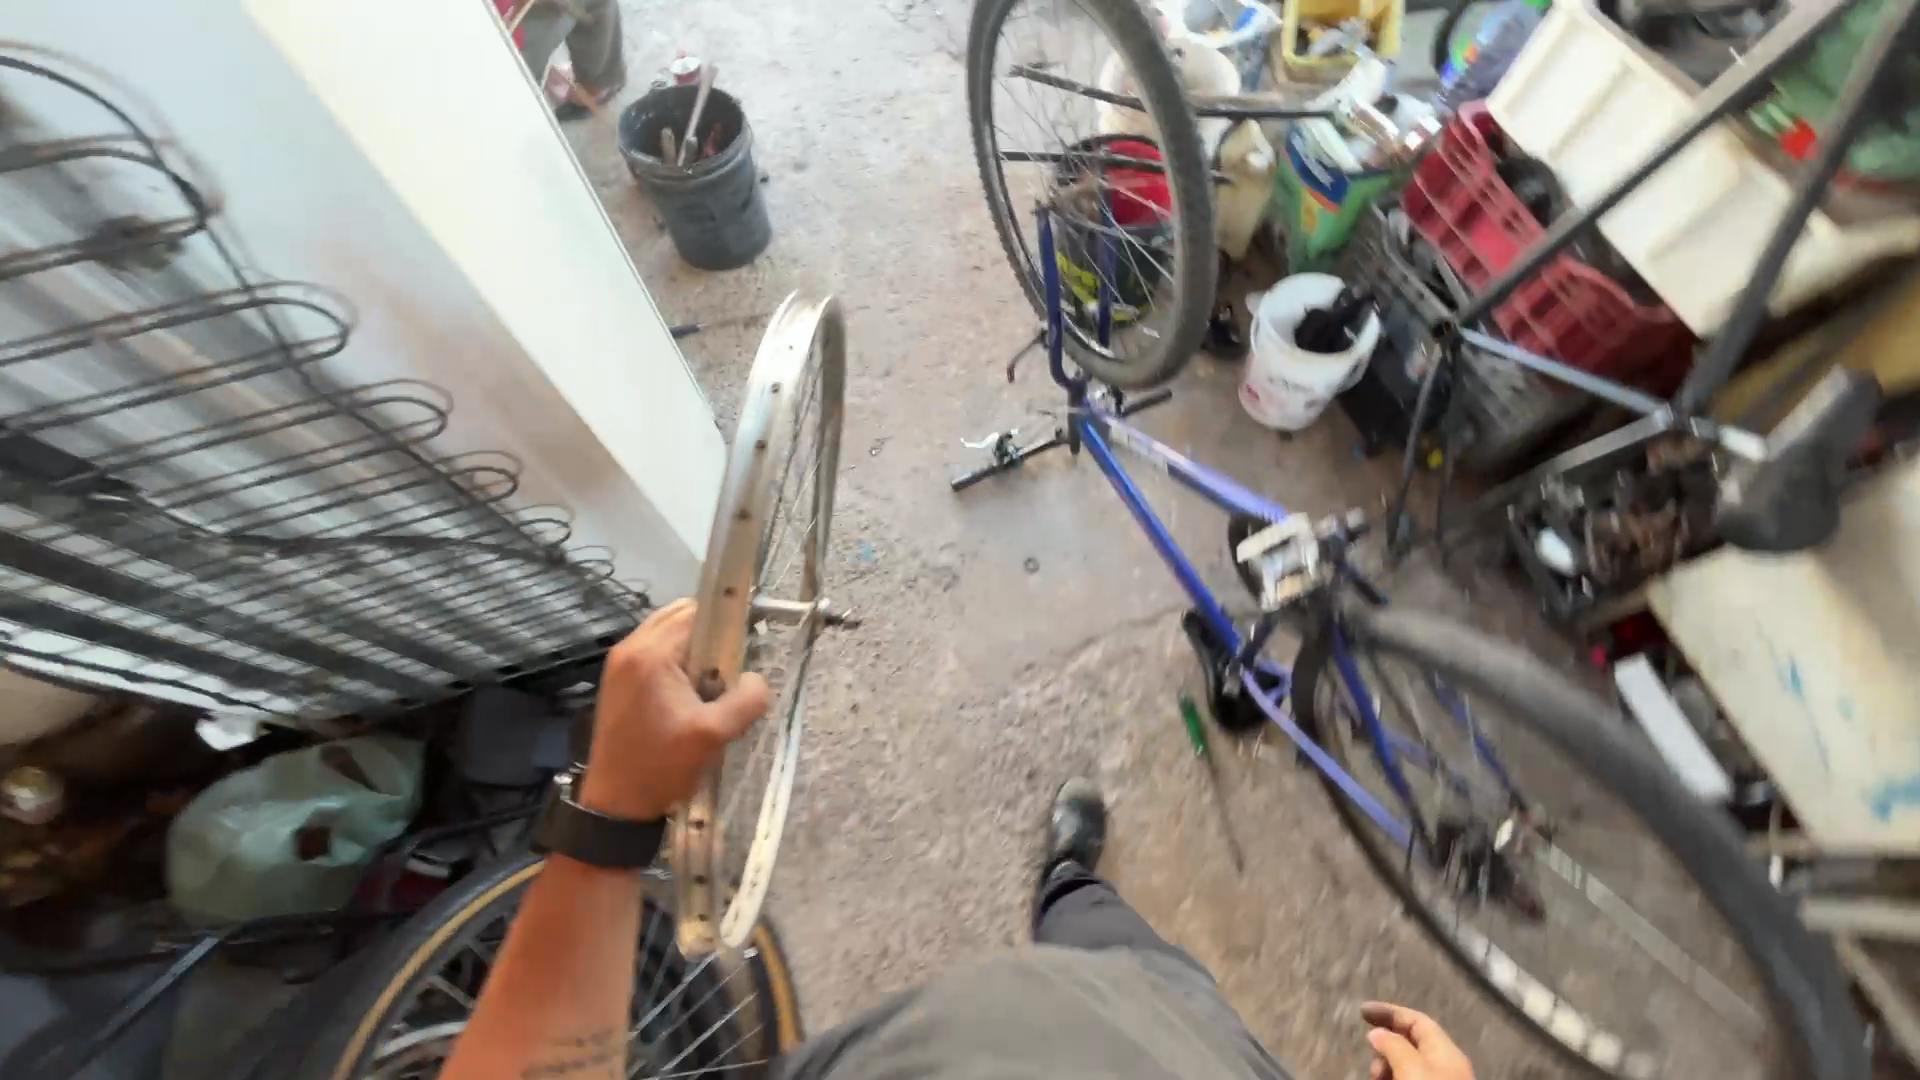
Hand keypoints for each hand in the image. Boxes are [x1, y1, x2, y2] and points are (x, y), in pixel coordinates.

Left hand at [577, 599, 770, 821]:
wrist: (615, 806)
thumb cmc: (662, 767)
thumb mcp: (715, 735)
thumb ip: (747, 699)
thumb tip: (756, 678)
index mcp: (652, 654)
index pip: (698, 612)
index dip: (727, 622)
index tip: (746, 648)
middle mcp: (630, 648)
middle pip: (681, 614)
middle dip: (711, 632)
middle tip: (729, 667)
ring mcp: (619, 663)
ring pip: (668, 630)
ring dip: (694, 646)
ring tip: (710, 682)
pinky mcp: (617, 679)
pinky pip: (655, 650)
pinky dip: (677, 659)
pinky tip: (689, 692)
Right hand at [1360, 1003, 1473, 1079]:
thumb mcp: (1410, 1068)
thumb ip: (1392, 1044)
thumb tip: (1377, 1033)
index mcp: (1446, 1052)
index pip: (1417, 1020)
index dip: (1389, 1012)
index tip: (1360, 1013)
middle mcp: (1446, 1068)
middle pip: (1412, 1044)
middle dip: (1386, 1045)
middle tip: (1370, 1055)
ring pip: (1409, 1067)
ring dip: (1387, 1067)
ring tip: (1376, 1078)